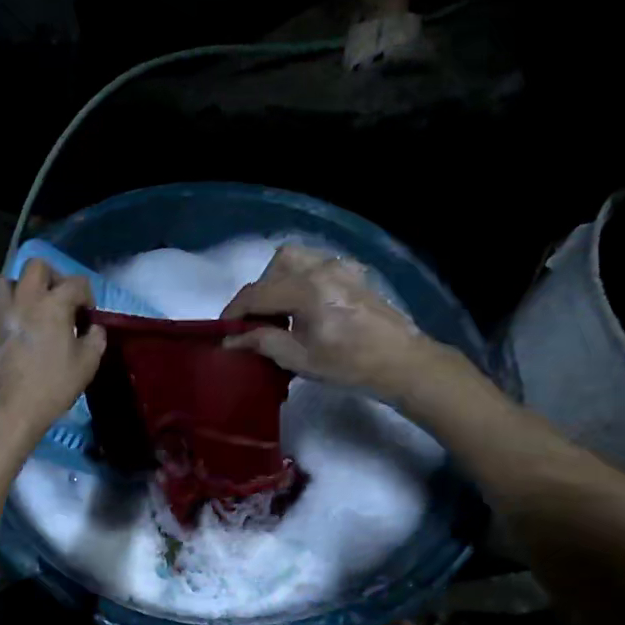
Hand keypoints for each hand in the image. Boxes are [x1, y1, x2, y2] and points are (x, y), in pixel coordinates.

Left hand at [0, 258, 106, 446]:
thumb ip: (95, 339)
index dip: (86, 295)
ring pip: (8, 280)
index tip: (87, 314)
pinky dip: (7, 308)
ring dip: (22, 288)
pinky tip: (16, 327)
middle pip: (37, 266)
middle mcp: (25, 298)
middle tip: (59, 300)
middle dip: (52, 277)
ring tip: (32, 308)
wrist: (12, 407)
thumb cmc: (53, 385)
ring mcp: (1, 310)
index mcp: (54, 304)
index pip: (76, 282)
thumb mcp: (87, 364)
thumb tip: (93, 329)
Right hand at [221, 244, 444, 399]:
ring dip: (278, 280)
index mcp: (308, 290)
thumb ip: (261, 342)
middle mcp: (322, 269)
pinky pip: (316, 263)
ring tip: (278, 310)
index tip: (223, 328)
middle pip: (275, 267)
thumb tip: (230, 339)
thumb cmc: (349, 365)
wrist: (401, 362)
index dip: (234, 311)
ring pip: (295, 259)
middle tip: (255, 320)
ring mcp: (341, 267)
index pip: (257, 293)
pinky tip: (303, 303)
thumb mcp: (298, 358)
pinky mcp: (352, 272)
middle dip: (258, 292)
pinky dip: (300, 277)